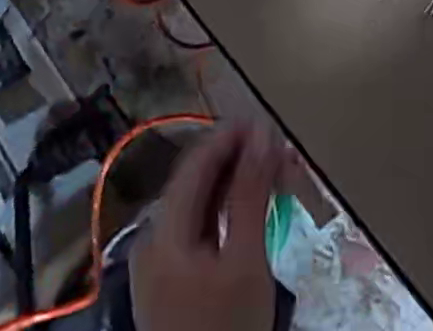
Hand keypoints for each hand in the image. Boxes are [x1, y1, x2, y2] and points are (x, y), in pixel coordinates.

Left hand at [131, 123, 280, 330]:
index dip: (228, 136)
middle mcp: (153, 240)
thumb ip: (251, 193)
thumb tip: (263, 136)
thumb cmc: (226, 329)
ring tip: (275, 171)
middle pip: (195, 182)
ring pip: (200, 203)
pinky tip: (254, 206)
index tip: (265, 122)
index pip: (194, 164)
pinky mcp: (173, 279)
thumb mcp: (246, 259)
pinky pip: (200, 227)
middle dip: (237, 159)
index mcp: (162, 232)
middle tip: (279, 149)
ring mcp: (160, 262)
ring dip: (236, 183)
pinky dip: (228, 210)